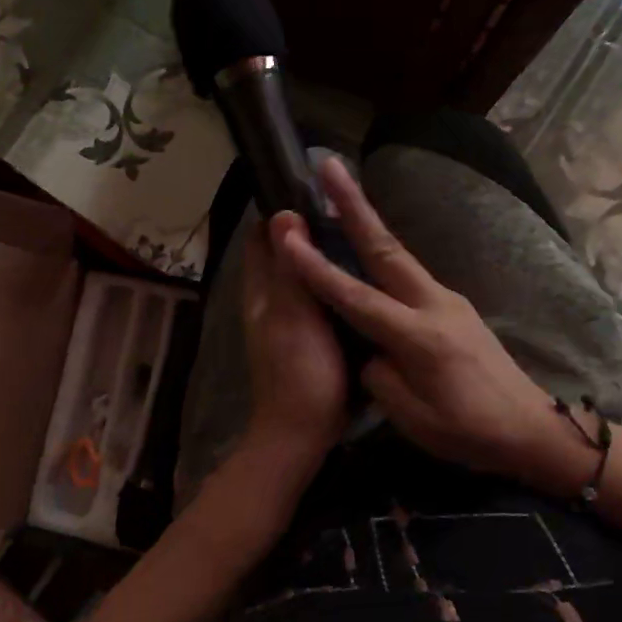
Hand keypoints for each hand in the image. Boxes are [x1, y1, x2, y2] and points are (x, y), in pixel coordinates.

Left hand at [241, 214, 348, 461]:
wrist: (303, 430)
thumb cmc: (299, 371)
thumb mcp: (295, 315)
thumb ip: (291, 269)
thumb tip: (284, 214)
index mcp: (261, 293)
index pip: (260, 239)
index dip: (278, 212)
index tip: (310, 190)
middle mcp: (270, 303)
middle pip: (282, 256)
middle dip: (304, 232)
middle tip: (344, 213)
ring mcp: (288, 323)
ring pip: (302, 278)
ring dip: (320, 258)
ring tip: (357, 238)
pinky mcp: (308, 340)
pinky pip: (319, 301)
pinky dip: (332, 286)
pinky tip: (360, 282)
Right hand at [275, 158, 592, 494]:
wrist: (528, 427)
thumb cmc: (467, 431)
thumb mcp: (412, 417)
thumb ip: (379, 374)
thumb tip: (367, 348)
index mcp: (418, 338)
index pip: (356, 297)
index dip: (316, 268)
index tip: (287, 236)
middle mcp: (434, 305)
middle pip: (385, 248)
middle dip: (353, 205)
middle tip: (328, 165)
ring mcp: (449, 300)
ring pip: (399, 255)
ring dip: (368, 221)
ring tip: (340, 193)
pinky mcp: (455, 306)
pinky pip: (410, 273)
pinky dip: (383, 253)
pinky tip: (368, 248)